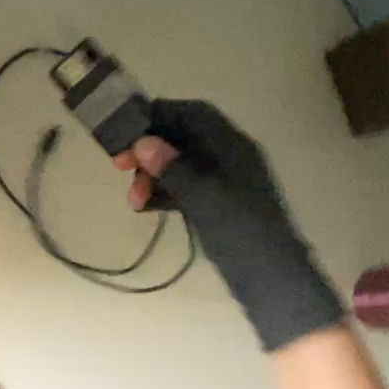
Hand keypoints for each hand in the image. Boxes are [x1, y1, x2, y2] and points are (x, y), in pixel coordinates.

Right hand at [112, 99, 344, 351]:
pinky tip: (146, 208)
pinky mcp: (217, 204)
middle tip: (120, 167)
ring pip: (180, 166)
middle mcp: (228, 157)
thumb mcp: (202, 195)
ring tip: (134, 200)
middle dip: (150, 152)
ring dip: (153, 177)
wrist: (269, 274)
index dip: (159, 117)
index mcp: (232, 145)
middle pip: (182, 139)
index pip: (192, 114)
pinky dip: (164, 193)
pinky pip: (185, 188)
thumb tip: (143, 142)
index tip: (127, 133)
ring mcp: (223, 182)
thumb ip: (172, 167)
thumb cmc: (238, 229)